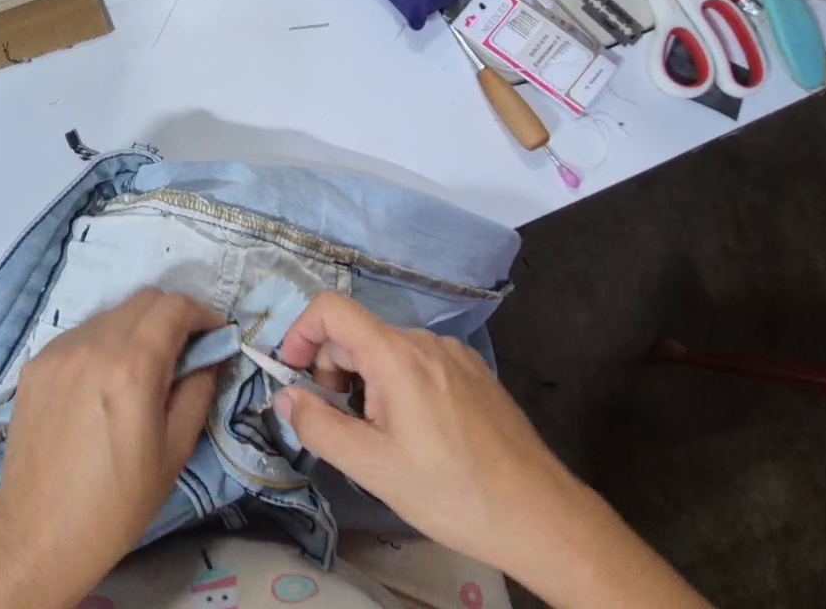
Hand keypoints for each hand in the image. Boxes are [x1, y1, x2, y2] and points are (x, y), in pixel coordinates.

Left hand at [0, 289, 223, 603]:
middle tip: (187, 352)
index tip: (216, 336)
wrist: (38, 535)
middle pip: (143, 301)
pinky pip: (81, 336)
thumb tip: (209, 357)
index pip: (174, 307)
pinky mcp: (36, 363)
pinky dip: (104, 345)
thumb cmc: (117, 503)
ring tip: (144, 371)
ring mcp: (58, 350)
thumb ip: (197, 391)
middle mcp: (92, 345)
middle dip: (173, 317)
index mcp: (132, 366)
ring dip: (137, 329)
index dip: (202, 314)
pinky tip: (105, 383)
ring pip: (111, 316)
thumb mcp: (175, 451)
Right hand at [273, 293, 711, 608]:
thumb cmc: (450, 492)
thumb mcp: (371, 467)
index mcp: (397, 355)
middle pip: (356, 335)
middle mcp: (425, 341)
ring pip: (386, 352)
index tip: (295, 377)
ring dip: (365, 383)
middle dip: (333, 372)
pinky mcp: (474, 372)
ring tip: (382, 438)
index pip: (330, 308)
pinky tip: (417, 434)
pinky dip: (397, 387)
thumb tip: (284, 395)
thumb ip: (317, 425)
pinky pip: (417, 364)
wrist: (541, 517)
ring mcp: (454, 354)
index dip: (300, 333)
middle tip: (342, 427)